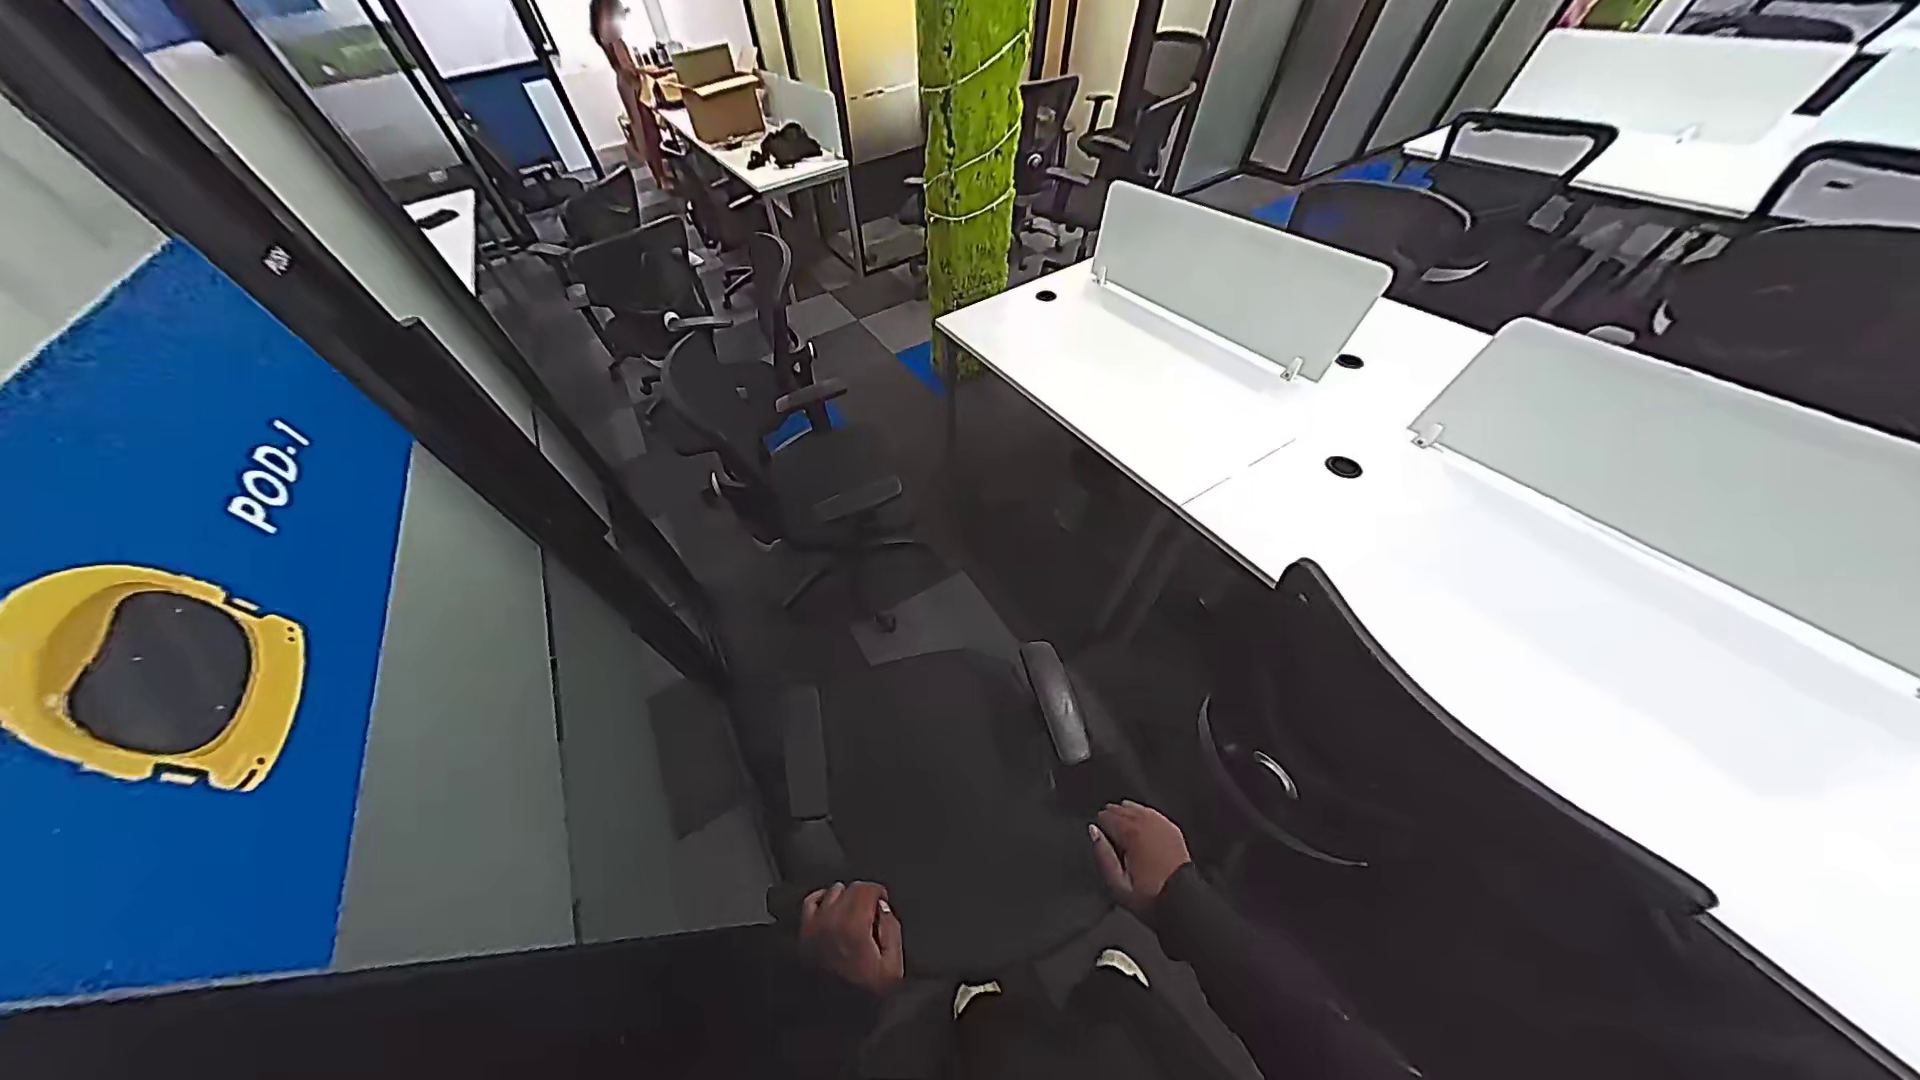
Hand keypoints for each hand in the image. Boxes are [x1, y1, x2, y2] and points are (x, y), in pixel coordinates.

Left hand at [799, 881, 904, 994]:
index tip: (883, 902)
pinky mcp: (803, 935)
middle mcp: (832, 921)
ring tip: (853, 912)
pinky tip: (830, 907)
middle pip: (851, 887)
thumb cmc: (864, 996)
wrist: (832, 1022)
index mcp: (854, 926)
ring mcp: (814, 927)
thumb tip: (883, 909)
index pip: (867, 889)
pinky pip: (810, 902)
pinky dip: (822, 898)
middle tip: (872, 911)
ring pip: (833, 891)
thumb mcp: (892, 967)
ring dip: (846, 896)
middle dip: (865, 894)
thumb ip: (892, 930)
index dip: (879, 892)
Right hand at [1091, 801, 1191, 915]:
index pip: (1107, 816)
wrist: (1184, 903)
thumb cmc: (1150, 897)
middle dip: (1113, 816)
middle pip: (1122, 810)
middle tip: (1108, 824)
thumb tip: (1094, 832)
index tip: (1100, 830)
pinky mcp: (1173, 830)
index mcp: (1131, 833)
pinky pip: (1153, 813)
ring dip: (1127, 812)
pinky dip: (1144, 814)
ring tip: (1121, 820)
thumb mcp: (1118, 885)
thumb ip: (1102, 855)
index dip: (1101, 823)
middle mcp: (1146, 823)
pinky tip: (1141, 818)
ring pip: (1137, 808)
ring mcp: (1161, 824)